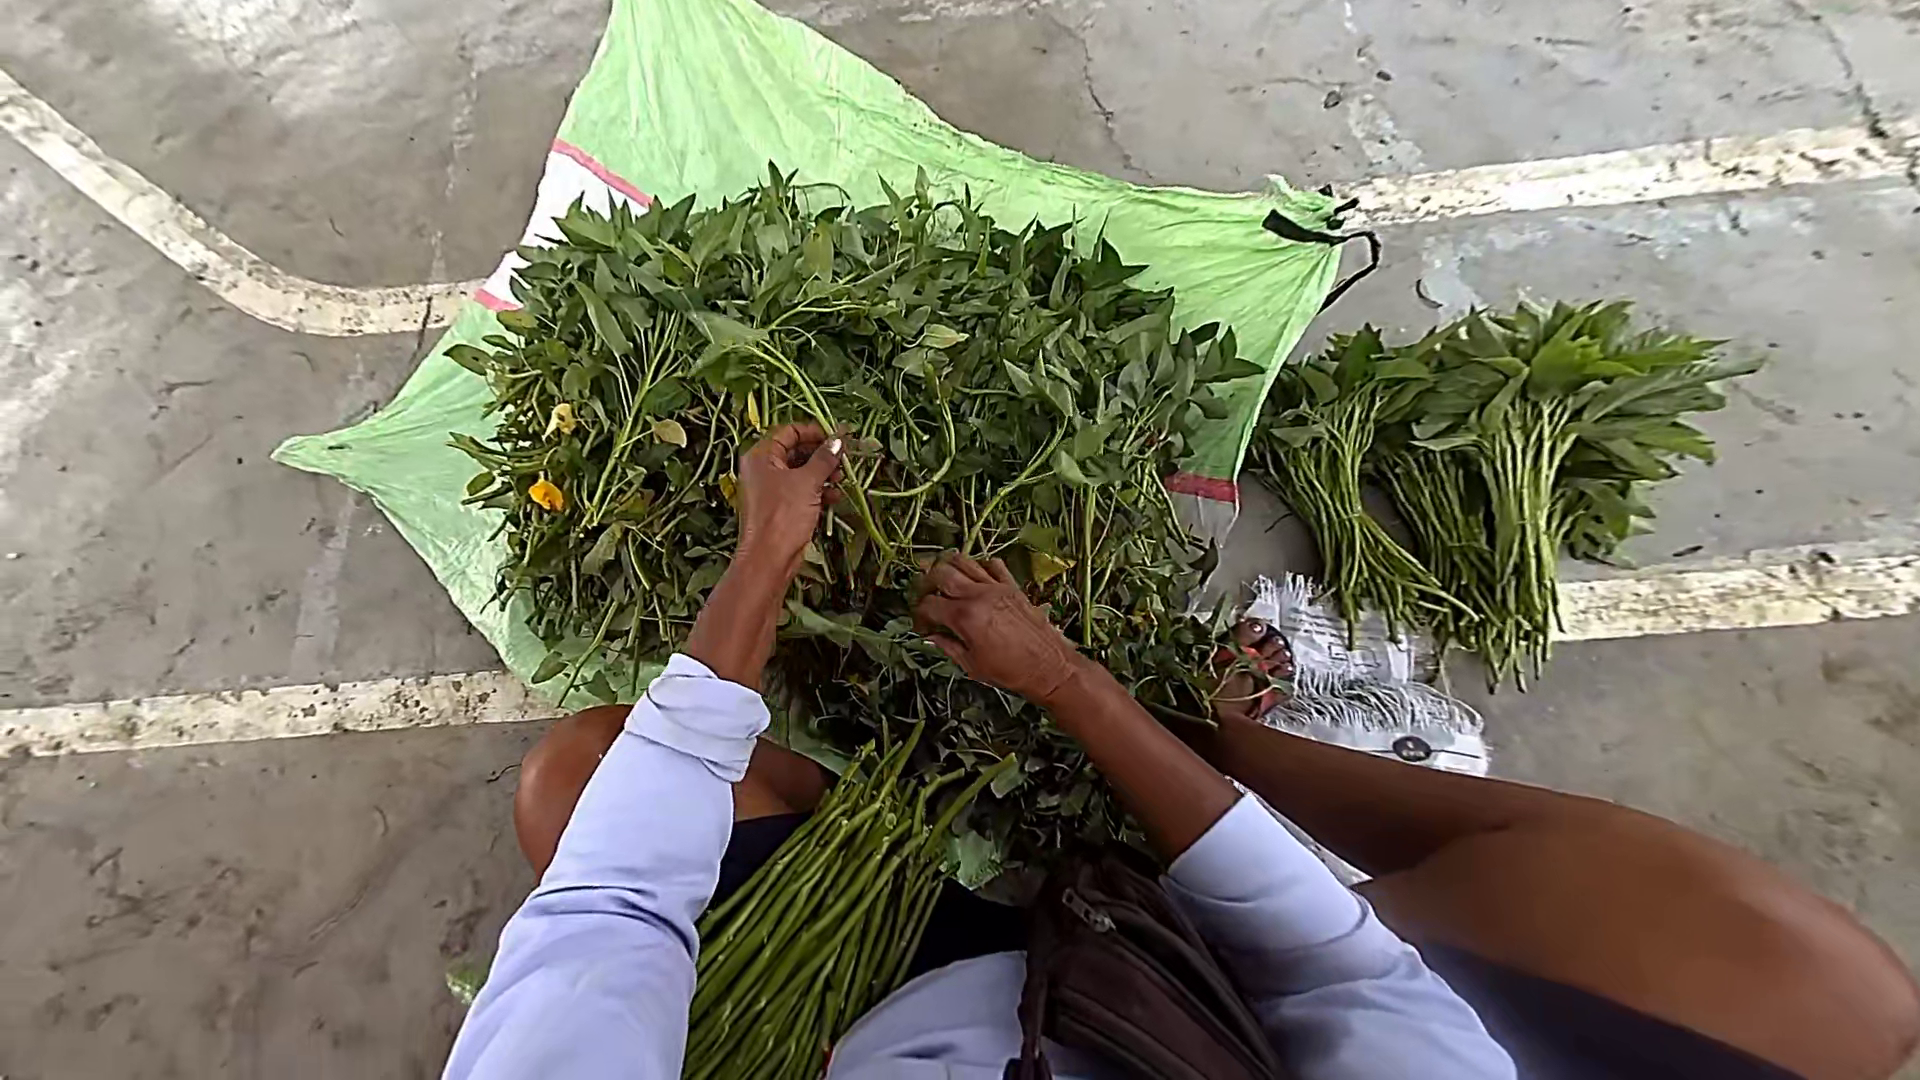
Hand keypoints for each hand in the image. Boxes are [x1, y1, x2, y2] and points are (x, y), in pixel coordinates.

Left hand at [735, 423, 843, 579]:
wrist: (770, 557)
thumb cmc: (783, 515)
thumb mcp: (807, 482)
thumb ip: (823, 459)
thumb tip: (837, 441)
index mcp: (761, 456)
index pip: (789, 432)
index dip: (814, 432)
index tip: (836, 438)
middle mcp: (763, 468)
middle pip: (796, 451)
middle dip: (821, 455)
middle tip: (842, 459)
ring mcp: (770, 488)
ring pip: (800, 472)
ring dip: (822, 473)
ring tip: (840, 479)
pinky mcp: (779, 506)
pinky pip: (800, 490)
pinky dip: (817, 490)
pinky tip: (833, 496)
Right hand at [913, 553, 1087, 706]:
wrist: (1049, 667)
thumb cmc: (1012, 671)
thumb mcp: (971, 665)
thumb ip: (947, 646)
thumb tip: (933, 636)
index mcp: (965, 616)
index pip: (929, 604)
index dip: (919, 615)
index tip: (923, 626)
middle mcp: (979, 595)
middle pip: (941, 573)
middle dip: (926, 584)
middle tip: (925, 597)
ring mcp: (997, 587)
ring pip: (964, 561)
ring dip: (949, 568)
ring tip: (944, 582)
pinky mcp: (1012, 587)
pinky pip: (993, 564)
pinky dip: (980, 566)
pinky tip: (975, 579)